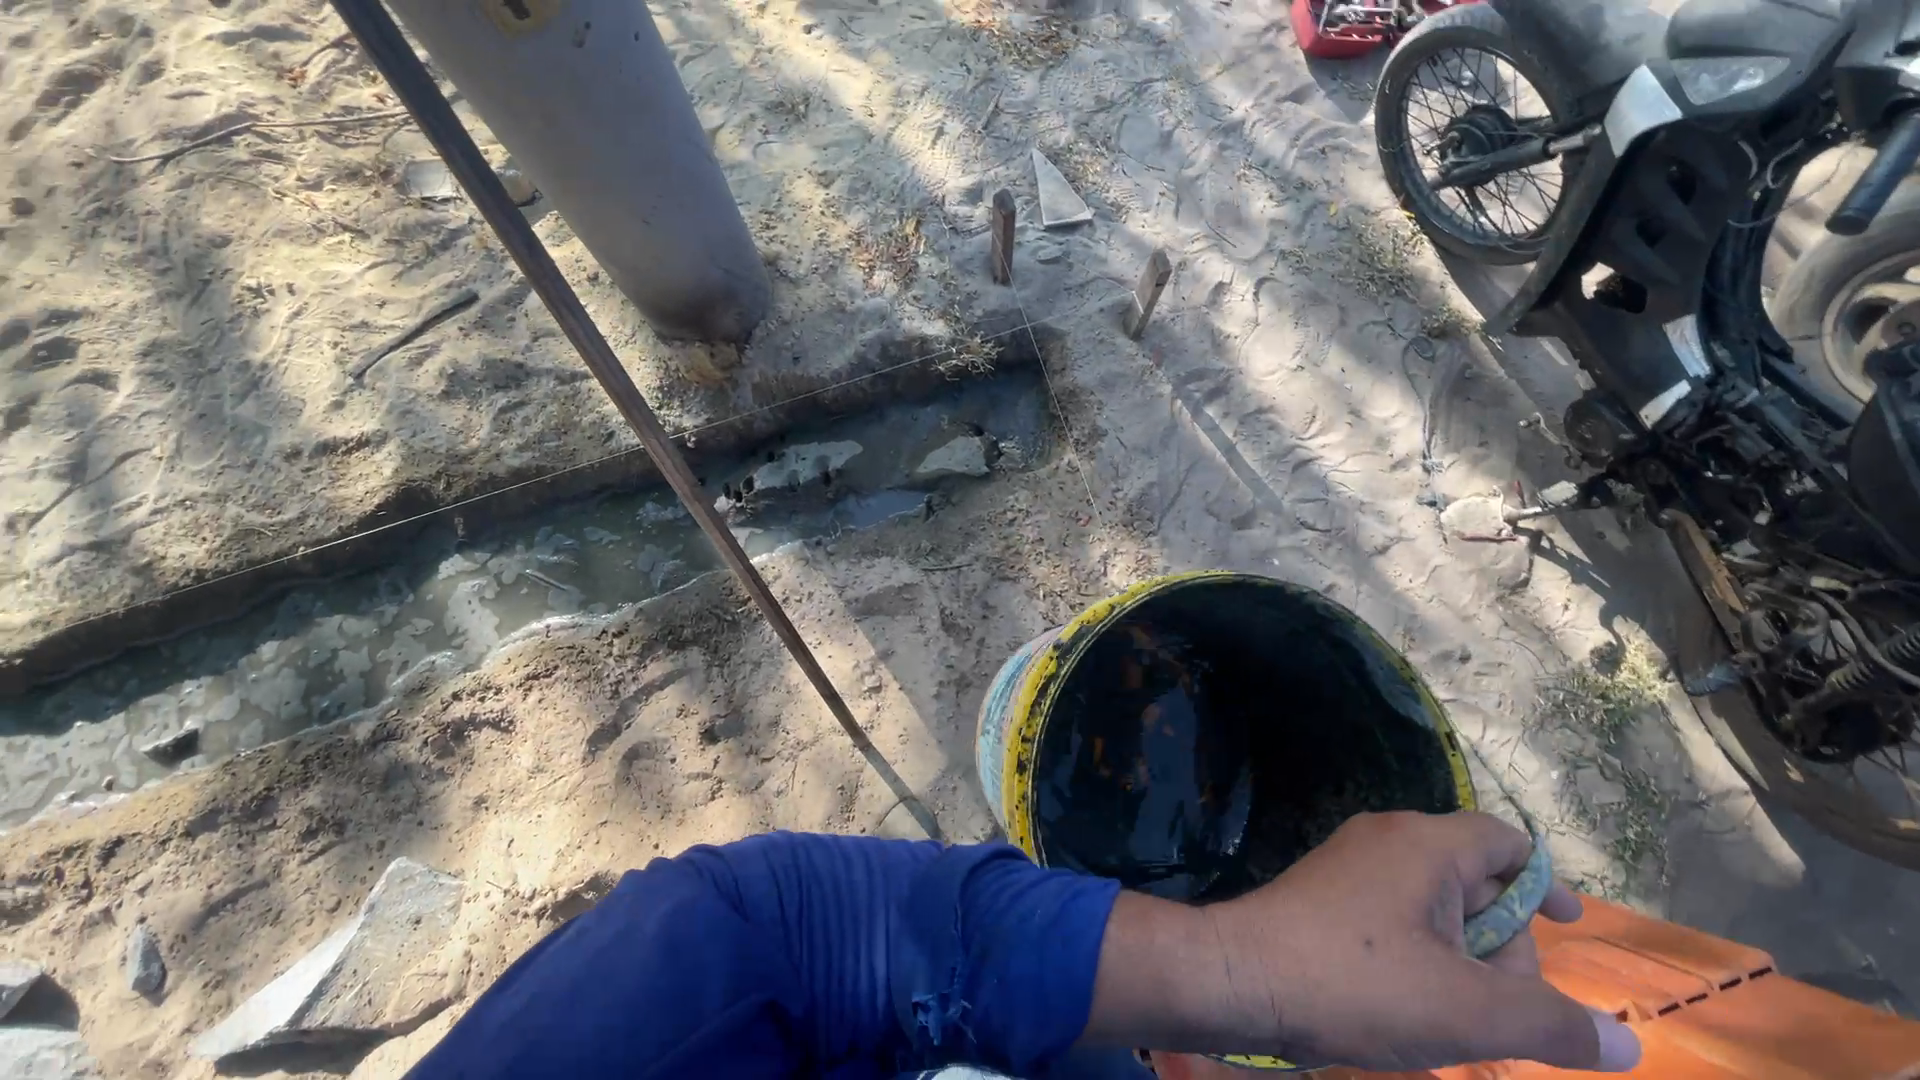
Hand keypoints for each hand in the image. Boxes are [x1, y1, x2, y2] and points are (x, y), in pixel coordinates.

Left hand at [1083, 811, 1640, 1071]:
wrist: (1240, 978)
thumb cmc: (1359, 983)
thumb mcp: (1471, 1012)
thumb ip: (1554, 1023)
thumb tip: (1625, 1044)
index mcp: (1424, 843)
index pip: (1505, 841)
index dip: (1546, 882)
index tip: (1571, 926)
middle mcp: (1385, 839)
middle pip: (1474, 878)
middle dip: (1504, 943)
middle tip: (1502, 1007)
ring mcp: (1348, 865)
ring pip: (1434, 905)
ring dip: (1462, 960)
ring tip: (1456, 1019)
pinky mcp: (1322, 894)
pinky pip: (1394, 917)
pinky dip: (1420, 956)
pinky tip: (1413, 1010)